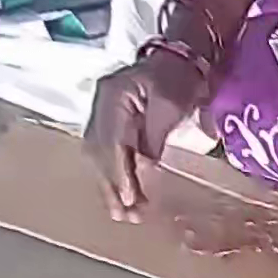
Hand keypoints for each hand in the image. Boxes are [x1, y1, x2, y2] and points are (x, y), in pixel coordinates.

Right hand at [85, 50, 209, 222]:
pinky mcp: (114, 125)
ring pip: (100, 156)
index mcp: (113, 97)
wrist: (178, 61)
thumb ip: (155, 134)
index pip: (111, 141)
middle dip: (111, 186)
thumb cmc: (178, 79)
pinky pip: (109, 154)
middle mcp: (101, 106)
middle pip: (99, 152)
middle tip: (124, 217)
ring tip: (123, 215)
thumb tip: (145, 164)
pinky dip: (115, 177)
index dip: (119, 172)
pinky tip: (123, 197)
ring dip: (111, 187)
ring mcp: (105, 115)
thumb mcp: (170, 104)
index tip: (129, 198)